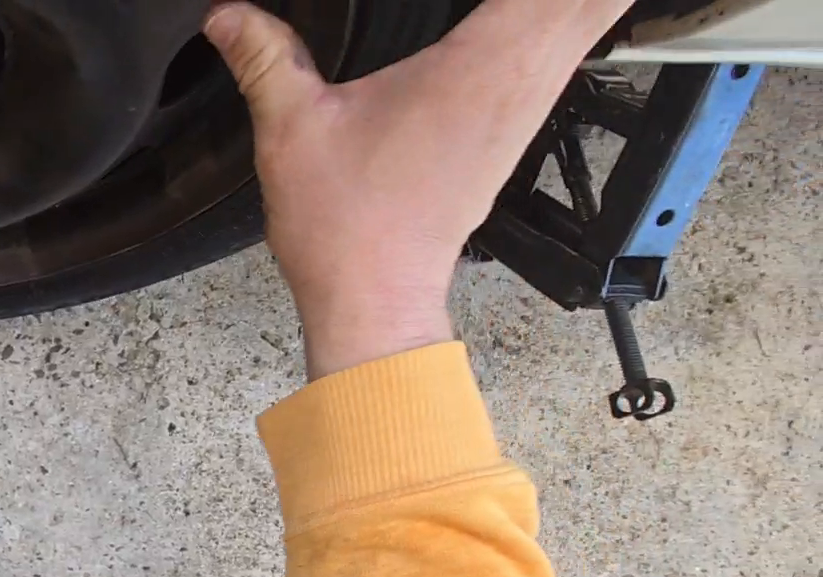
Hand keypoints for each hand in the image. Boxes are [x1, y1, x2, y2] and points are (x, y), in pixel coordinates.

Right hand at [203, 0, 633, 379]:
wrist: (372, 297)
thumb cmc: (344, 226)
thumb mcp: (291, 131)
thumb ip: (265, 60)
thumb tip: (225, 16)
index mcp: (487, 56)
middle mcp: (530, 71)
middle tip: (460, 1)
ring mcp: (532, 103)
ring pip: (602, 9)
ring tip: (498, 6)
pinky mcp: (518, 130)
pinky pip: (574, 45)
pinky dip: (569, 15)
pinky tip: (529, 19)